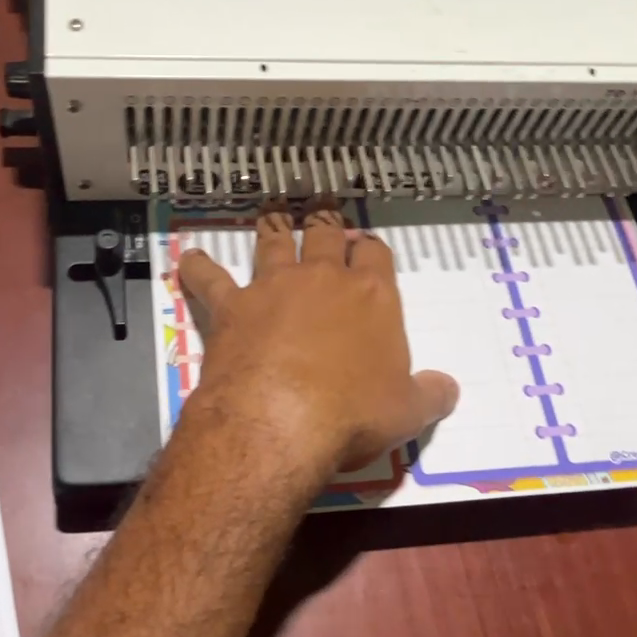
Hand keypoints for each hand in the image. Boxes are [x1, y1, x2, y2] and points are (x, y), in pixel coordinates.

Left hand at [176, 206, 458, 474]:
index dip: (371, 250)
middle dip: (326, 224)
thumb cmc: (354, 415)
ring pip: (275, 242)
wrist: (281, 420)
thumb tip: (448, 388)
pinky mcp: (232, 307)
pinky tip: (188, 259)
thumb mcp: (408, 412)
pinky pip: (211, 278)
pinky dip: (198, 268)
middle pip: (326, 235)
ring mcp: (274, 288)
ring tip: (272, 215)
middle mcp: (324, 280)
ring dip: (274, 229)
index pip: (376, 255)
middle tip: (322, 216)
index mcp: (373, 297)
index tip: (366, 250)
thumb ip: (431, 394)